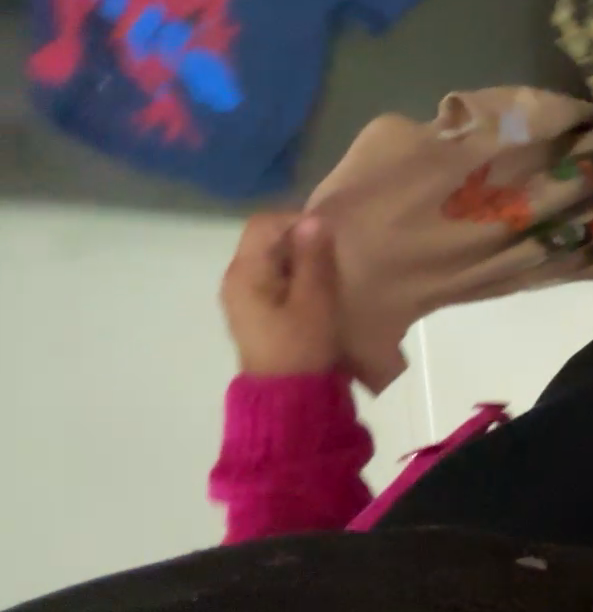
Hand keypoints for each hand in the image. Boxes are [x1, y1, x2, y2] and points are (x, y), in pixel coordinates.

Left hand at [221, 213, 341, 376]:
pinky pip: (275, 275)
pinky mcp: (257, 307)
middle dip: (302, 239)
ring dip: (303, 257)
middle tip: (337, 255)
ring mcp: (243, 294)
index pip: (264, 224)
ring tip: (332, 272)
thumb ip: (313, 259)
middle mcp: (236, 277)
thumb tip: (315, 219)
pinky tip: (319, 290)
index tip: (332, 237)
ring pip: (272, 257)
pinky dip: (298, 273)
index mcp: (245, 272)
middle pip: (266, 239)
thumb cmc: (302, 345)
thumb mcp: (315, 300)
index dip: (299, 221)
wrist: (288, 392)